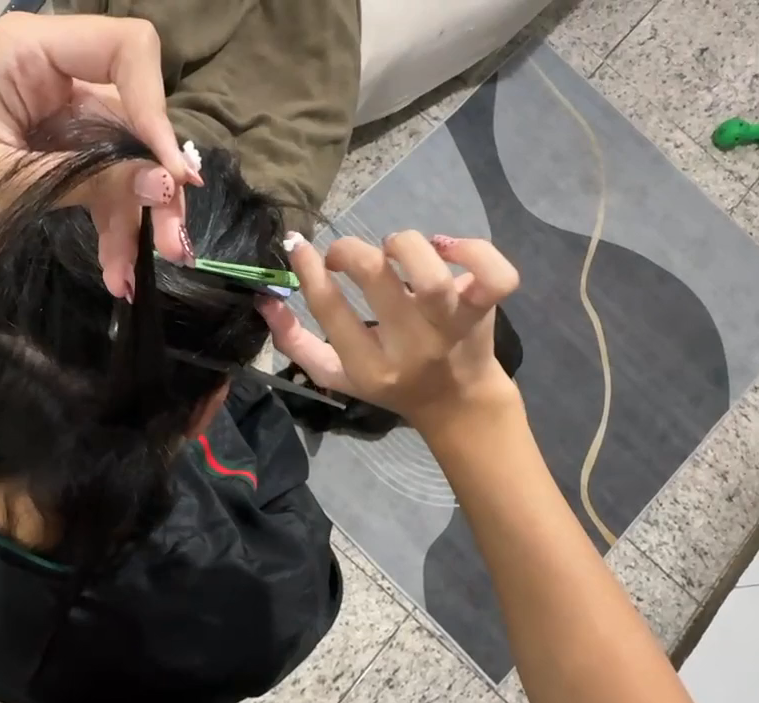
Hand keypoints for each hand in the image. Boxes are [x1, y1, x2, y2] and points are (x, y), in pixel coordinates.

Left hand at [0, 13, 197, 297]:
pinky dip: (115, 229)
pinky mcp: (60, 160)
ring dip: (139, 220)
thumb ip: (91, 178)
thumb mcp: (12, 188)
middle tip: (175, 246)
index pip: (125, 51)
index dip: (156, 111)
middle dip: (155, 185)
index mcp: (26, 52)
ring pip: (127, 161)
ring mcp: (58, 120)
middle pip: (134, 116)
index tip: (172, 179)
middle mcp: (51, 75)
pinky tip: (116, 272)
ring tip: (131, 276)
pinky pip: (106, 188)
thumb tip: (168, 184)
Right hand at [258, 232, 520, 435]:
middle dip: (349, 250)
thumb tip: (265, 301)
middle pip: (376, 276)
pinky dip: (472, 248)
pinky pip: (494, 273)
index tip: (297, 247)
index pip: (330, 309)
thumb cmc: (388, 382)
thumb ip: (295, 342)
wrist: (457, 401)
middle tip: (344, 255)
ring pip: (431, 272)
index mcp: (367, 365)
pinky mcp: (484, 309)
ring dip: (404, 245)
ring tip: (395, 251)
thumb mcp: (334, 374)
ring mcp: (450, 327)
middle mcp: (408, 348)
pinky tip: (448, 247)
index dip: (309, 270)